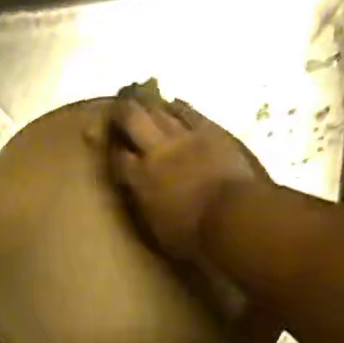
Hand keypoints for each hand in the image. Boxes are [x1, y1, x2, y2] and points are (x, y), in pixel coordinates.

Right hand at [111, 96, 265, 262]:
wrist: (231, 217)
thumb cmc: (194, 237)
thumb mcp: (159, 231)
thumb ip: (146, 207)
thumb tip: (141, 196)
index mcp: (141, 180)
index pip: (118, 158)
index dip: (113, 150)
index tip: (112, 149)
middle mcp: (156, 151)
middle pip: (132, 119)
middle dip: (122, 113)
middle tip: (118, 112)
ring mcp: (183, 137)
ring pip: (158, 111)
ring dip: (150, 108)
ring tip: (146, 106)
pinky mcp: (208, 130)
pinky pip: (188, 112)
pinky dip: (178, 108)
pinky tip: (174, 105)